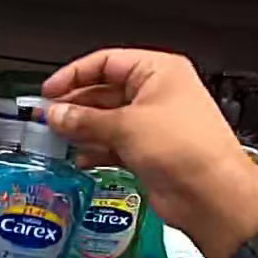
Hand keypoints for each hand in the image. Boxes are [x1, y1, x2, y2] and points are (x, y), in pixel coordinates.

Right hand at [43, 49, 257, 257]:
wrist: (210, 195)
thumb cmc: (184, 149)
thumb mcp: (125, 126)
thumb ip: (84, 120)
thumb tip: (55, 114)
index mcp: (158, 72)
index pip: (106, 62)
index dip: (74, 75)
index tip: (49, 91)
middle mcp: (156, 94)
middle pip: (104, 91)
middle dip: (75, 105)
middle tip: (48, 117)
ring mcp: (151, 124)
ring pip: (106, 120)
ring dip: (82, 129)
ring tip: (57, 138)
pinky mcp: (147, 152)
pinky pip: (113, 145)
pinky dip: (95, 151)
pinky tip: (79, 159)